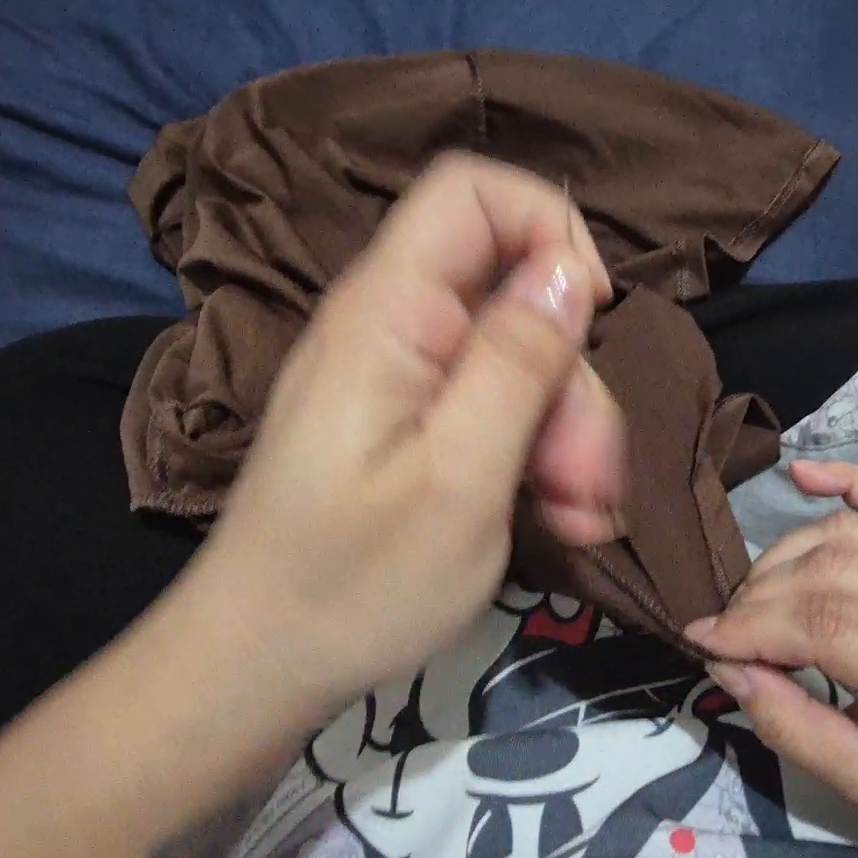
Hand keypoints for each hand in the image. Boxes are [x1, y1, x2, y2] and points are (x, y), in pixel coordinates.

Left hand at [171, 153, 624, 713]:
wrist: (262, 664)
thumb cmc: (354, 585)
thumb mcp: (459, 480)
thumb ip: (516, 365)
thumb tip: (569, 270)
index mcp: (388, 316)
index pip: (472, 194)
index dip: (550, 228)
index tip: (596, 314)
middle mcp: (393, 328)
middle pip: (515, 297)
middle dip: (571, 384)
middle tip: (588, 486)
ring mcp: (402, 379)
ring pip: (519, 362)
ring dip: (565, 434)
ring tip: (576, 521)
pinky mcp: (411, 425)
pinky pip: (494, 409)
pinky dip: (535, 455)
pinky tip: (553, 518)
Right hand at [688, 460, 857, 857]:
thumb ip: (791, 727)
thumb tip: (725, 665)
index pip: (829, 624)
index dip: (754, 627)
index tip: (704, 642)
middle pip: (830, 571)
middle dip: (758, 598)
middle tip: (725, 635)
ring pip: (844, 535)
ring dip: (779, 560)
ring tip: (752, 604)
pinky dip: (844, 480)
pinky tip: (802, 474)